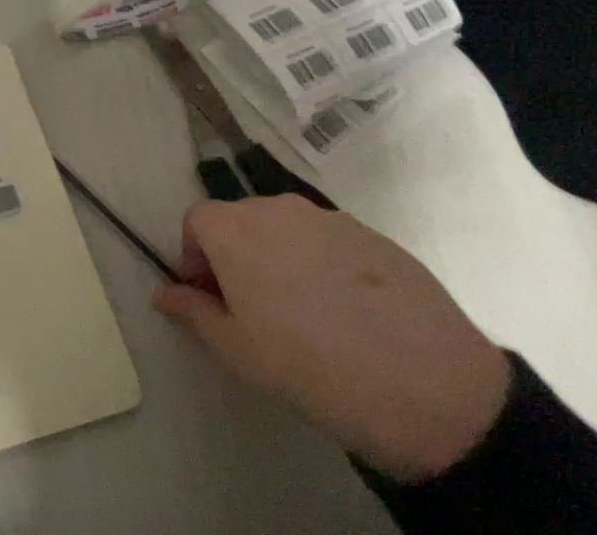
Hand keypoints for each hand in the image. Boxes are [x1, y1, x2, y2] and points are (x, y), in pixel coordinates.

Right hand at [154, 196, 511, 482]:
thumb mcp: (234, 349)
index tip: (212, 299)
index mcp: (235, 230)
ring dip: (282, 258)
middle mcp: (280, 210)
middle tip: (253, 308)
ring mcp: (335, 221)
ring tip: (306, 313)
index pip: (196, 221)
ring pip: (289, 231)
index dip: (195, 257)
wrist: (430, 387)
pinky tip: (349, 314)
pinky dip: (326, 266)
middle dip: (236, 255)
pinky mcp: (381, 239)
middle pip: (242, 220)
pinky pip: (333, 244)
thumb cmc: (308, 365)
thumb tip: (166, 293)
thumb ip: (192, 311)